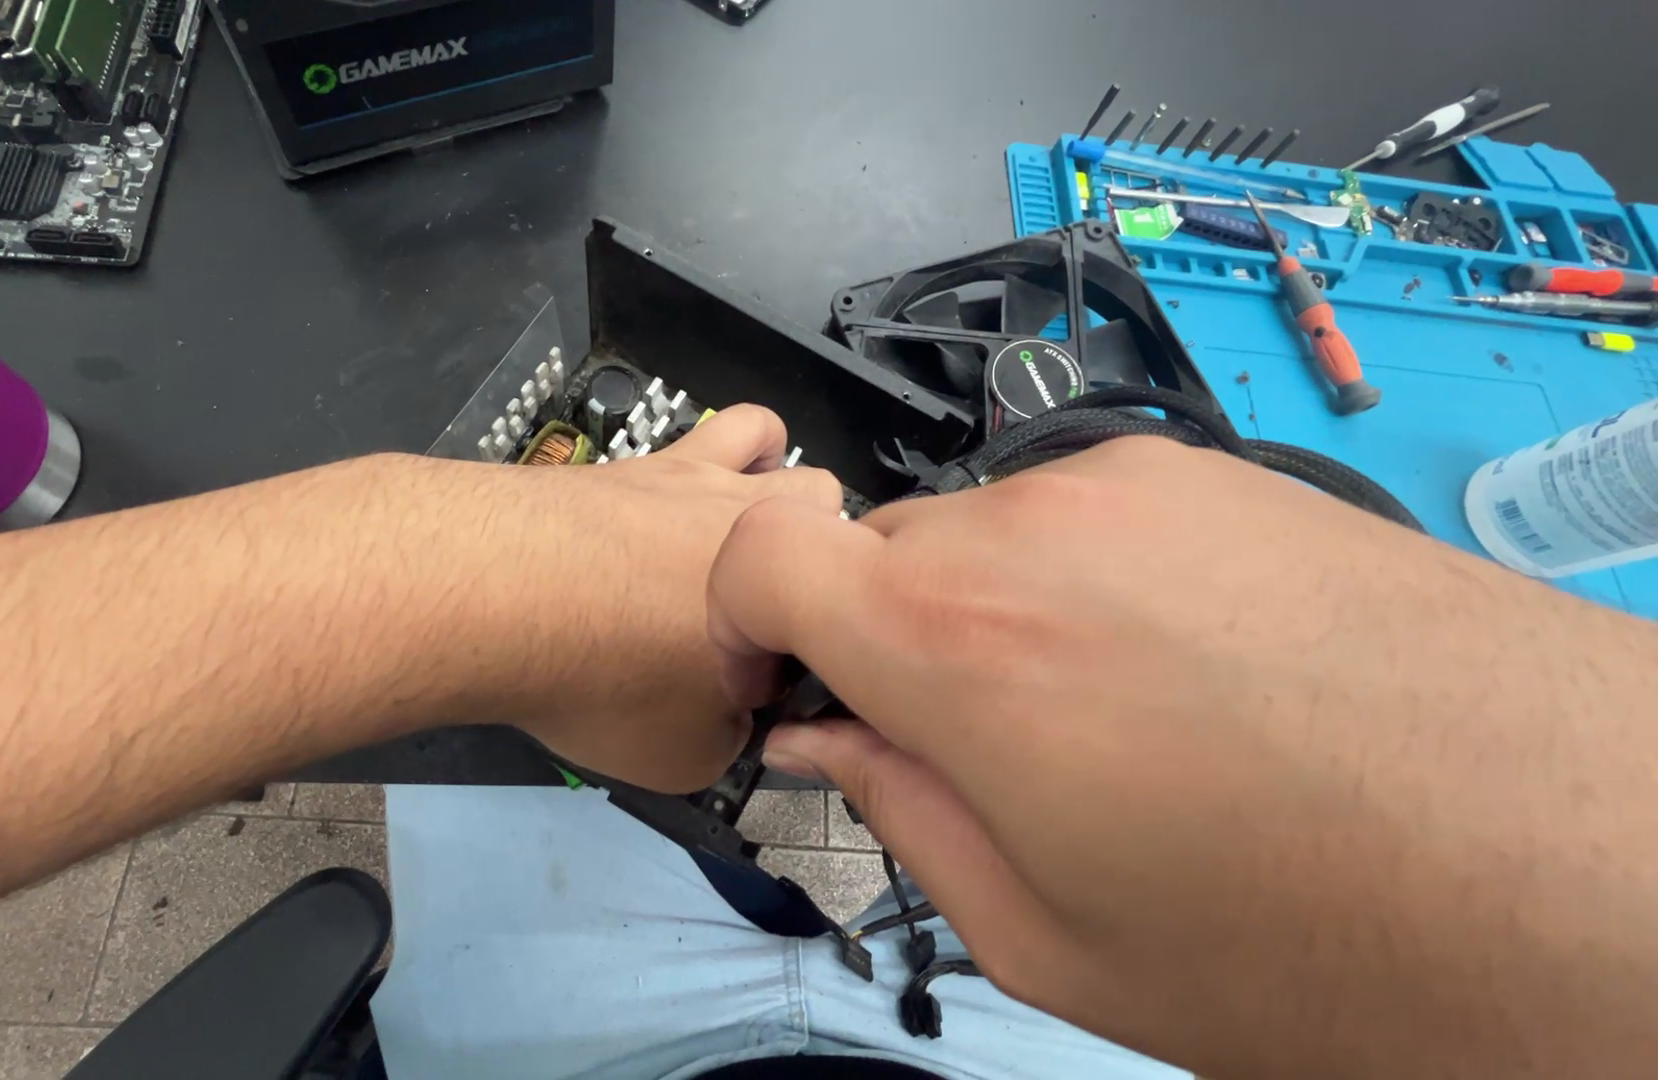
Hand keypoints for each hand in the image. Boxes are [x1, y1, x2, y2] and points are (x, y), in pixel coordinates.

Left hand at [507, 404, 841, 793]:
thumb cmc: (604, 681)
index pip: (831, 633)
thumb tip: (732, 714)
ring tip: (743, 543)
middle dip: (811, 579)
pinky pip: (739, 427)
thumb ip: (730, 738)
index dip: (802, 662)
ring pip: (804, 478)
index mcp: (789, 618)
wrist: (506, 595)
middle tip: (753, 616)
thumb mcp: (680, 757)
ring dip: (793, 511)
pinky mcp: (669, 459)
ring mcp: (727, 491)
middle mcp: (774, 545)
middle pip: (833, 545)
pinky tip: (716, 480)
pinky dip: (751, 448)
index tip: (753, 688)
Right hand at [708, 437, 1657, 1078]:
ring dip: (972, 610)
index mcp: (954, 643)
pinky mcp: (1203, 472)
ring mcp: (1119, 483)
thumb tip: (816, 734)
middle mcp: (1020, 529)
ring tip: (1085, 709)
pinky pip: (1063, 514)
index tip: (776, 679)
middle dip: (874, 635)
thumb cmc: (1307, 950)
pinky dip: (1060, 579)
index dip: (737, 612)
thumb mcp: (1042, 930)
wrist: (1635, 881)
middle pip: (868, 550)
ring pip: (965, 532)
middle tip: (957, 734)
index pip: (759, 551)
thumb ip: (892, 806)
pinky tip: (1166, 664)